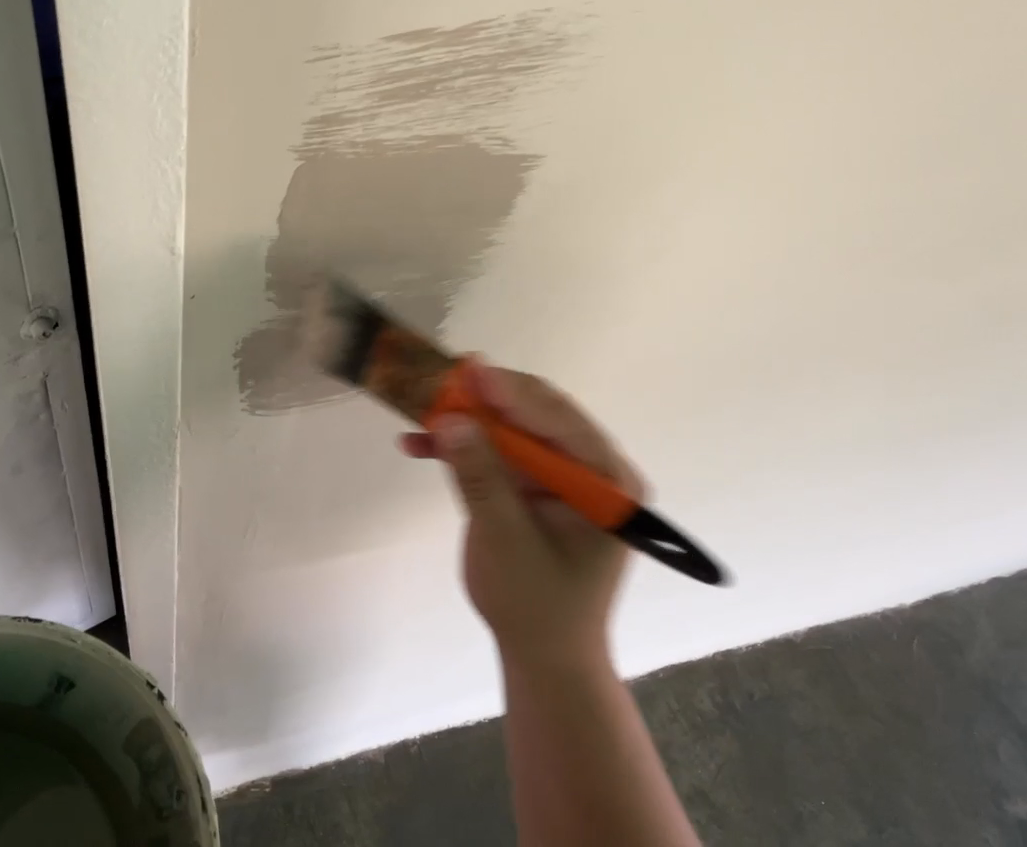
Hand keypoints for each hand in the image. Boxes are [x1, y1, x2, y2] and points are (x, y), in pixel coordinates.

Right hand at [399, 361, 644, 668]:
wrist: (542, 656)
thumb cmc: (536, 606)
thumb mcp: (505, 540)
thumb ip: (481, 477)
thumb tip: (450, 419)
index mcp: (607, 482)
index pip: (561, 422)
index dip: (513, 394)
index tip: (471, 370)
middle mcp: (590, 470)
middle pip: (535, 416)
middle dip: (485, 399)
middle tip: (442, 377)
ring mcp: (560, 477)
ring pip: (511, 429)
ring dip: (467, 419)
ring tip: (421, 405)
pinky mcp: (532, 488)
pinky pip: (497, 454)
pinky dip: (462, 449)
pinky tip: (420, 444)